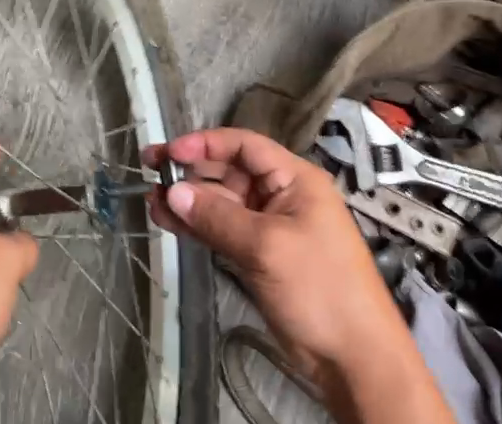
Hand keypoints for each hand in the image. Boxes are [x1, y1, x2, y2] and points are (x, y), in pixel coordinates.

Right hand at [144, 128, 455, 423]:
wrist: (353, 357)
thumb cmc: (320, 287)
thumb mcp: (267, 246)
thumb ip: (217, 217)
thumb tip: (171, 192)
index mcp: (295, 179)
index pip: (245, 145)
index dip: (206, 143)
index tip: (170, 152)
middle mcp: (281, 196)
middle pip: (229, 172)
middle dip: (190, 172)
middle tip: (148, 171)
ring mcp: (269, 227)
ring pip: (221, 202)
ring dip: (188, 201)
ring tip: (150, 202)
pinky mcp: (259, 255)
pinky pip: (222, 230)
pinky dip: (196, 225)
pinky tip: (168, 222)